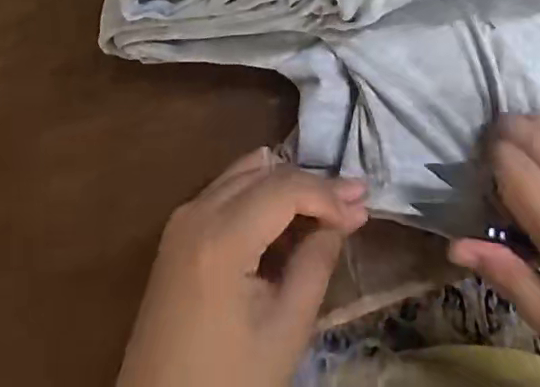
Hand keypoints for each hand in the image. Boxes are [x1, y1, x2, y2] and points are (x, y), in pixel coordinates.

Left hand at [116, 146, 368, 386]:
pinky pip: (227, 190)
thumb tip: (347, 214)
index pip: (286, 187)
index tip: (362, 211)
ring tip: (329, 205)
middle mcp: (196, 212)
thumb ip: (317, 261)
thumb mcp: (286, 328)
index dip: (328, 194)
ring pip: (246, 173)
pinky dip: (262, 193)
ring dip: (289, 184)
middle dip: (314, 184)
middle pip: (267, 173)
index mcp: (221, 237)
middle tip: (356, 200)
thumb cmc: (229, 378)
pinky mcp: (177, 233)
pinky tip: (288, 215)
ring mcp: (182, 219)